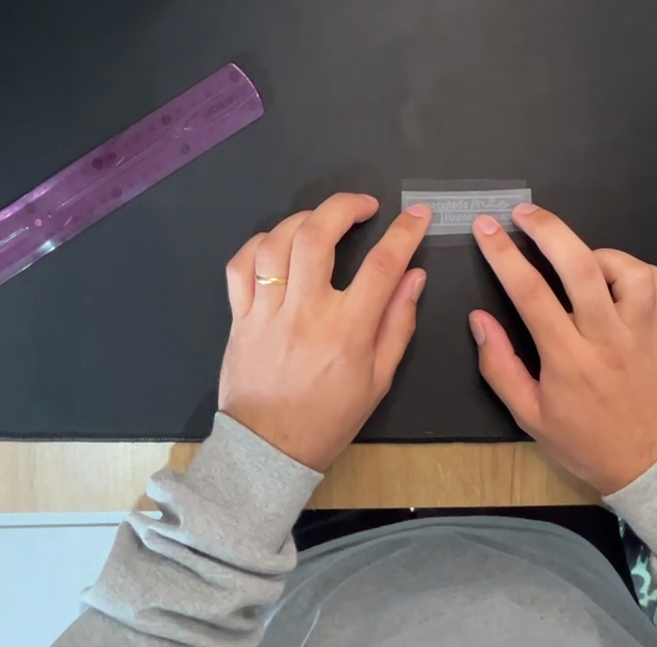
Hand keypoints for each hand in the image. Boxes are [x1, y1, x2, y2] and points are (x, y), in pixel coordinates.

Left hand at [218, 193, 431, 469]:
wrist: (267, 451)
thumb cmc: (329, 417)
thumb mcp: (379, 379)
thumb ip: (398, 323)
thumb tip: (414, 275)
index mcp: (347, 332)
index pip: (381, 266)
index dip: (404, 233)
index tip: (417, 214)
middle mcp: (305, 313)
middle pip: (317, 237)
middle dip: (344, 207)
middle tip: (364, 206)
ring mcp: (267, 312)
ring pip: (277, 243)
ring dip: (303, 220)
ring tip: (321, 221)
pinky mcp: (239, 316)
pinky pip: (240, 266)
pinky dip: (259, 243)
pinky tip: (278, 243)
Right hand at [469, 204, 656, 493]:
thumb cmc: (588, 443)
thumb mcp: (530, 417)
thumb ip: (500, 366)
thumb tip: (479, 319)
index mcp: (569, 360)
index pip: (530, 293)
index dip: (503, 254)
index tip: (486, 228)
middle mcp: (608, 338)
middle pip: (579, 266)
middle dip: (548, 229)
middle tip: (525, 213)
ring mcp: (645, 332)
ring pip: (627, 269)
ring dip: (596, 252)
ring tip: (578, 258)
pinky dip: (638, 270)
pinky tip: (620, 279)